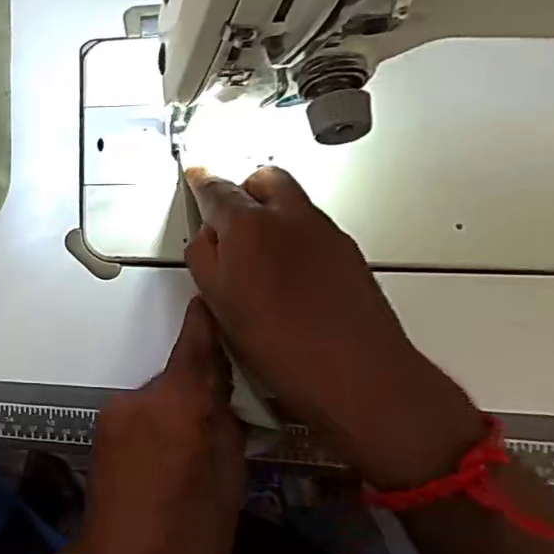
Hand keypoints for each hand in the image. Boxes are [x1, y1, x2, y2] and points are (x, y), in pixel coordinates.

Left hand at [65, 298, 245, 553]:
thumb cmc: (190, 536)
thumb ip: (228, 427)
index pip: (194, 345)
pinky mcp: (102, 427)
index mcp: (177, 404)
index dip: (207, 321)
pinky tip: (170, 459)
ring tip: (198, 451)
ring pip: (160, 397)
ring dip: (179, 410)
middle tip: (234, 412)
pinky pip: (141, 413)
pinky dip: (159, 423)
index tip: (216, 297)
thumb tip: (228, 395)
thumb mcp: (229, 481)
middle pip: (179, 375)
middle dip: (204, 388)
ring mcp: (115, 411)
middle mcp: (139, 396)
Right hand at [182, 165, 485, 488]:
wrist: (355, 375)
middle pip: (265, 179)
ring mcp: (326, 234)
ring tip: (255, 249)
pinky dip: (295, 234)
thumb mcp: (217, 300)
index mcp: (248, 225)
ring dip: (271, 211)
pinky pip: (314, 227)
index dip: (202, 183)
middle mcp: (291, 218)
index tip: (197, 178)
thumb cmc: (285, 344)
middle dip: (244, 188)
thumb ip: (204, 257)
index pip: (218, 189)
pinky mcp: (350, 254)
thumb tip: (206, 240)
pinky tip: (285, 271)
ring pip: (293, 201)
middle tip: (228, 211)